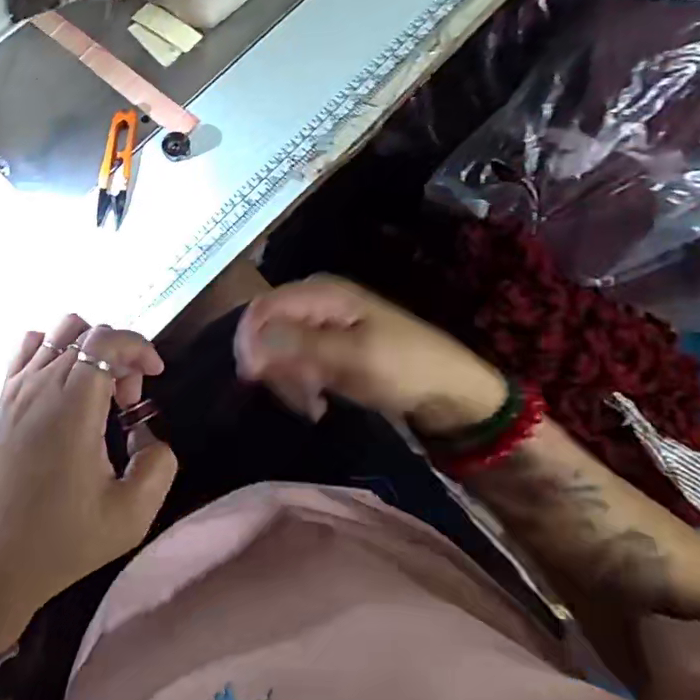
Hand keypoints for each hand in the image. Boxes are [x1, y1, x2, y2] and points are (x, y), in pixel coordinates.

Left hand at [0, 316, 177, 656]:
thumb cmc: (62, 542)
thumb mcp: (131, 515)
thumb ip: (159, 464)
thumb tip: (149, 434)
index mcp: (71, 408)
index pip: (106, 339)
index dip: (139, 346)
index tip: (156, 376)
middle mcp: (40, 388)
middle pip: (88, 332)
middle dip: (120, 355)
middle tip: (128, 403)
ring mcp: (15, 392)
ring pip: (58, 332)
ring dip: (90, 349)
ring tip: (99, 393)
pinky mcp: (2, 404)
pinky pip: (29, 349)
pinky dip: (56, 351)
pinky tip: (66, 389)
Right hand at [234, 275, 507, 435]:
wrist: (450, 392)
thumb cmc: (406, 367)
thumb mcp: (353, 357)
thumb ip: (300, 345)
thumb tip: (249, 341)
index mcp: (322, 293)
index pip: (262, 308)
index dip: (250, 341)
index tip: (253, 380)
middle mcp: (317, 302)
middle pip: (268, 329)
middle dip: (274, 367)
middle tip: (299, 400)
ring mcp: (323, 326)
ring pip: (279, 351)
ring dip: (289, 381)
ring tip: (314, 406)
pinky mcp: (329, 349)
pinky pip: (297, 364)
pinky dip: (301, 385)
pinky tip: (318, 404)